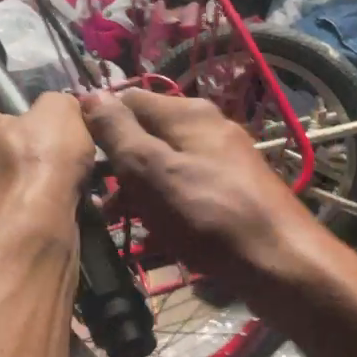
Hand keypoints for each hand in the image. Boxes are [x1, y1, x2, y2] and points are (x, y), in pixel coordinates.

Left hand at [0, 60, 93, 201]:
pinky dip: (35, 192)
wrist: (34, 236)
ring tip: (60, 155)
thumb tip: (55, 110)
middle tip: (29, 113)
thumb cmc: (37, 163)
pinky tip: (64, 192)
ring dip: (24, 160)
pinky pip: (16, 195)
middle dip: (0, 121)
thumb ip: (56, 103)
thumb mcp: (59, 114)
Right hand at [82, 89, 322, 292]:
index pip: (128, 99)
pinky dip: (164, 208)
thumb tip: (89, 93)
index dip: (99, 122)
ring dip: (137, 192)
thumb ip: (118, 131)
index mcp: (187, 113)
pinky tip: (154, 237)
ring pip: (164, 167)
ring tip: (117, 224)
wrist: (280, 263)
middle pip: (147, 135)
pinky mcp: (231, 193)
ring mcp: (222, 161)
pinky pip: (184, 191)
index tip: (76, 154)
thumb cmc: (207, 213)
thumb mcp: (150, 169)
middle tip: (96, 199)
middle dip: (118, 165)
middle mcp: (206, 128)